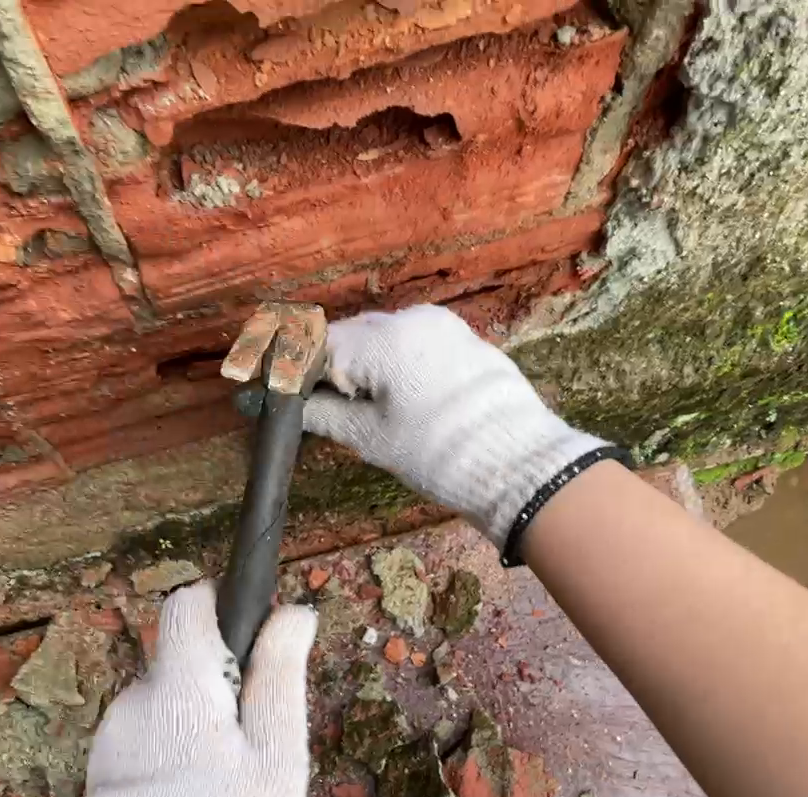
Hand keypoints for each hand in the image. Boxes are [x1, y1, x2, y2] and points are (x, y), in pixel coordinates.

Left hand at [46, 582, 315, 796]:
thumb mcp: (276, 758)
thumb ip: (278, 676)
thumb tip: (293, 610)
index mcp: (177, 689)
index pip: (186, 606)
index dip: (218, 609)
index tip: (247, 645)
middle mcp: (130, 704)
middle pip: (177, 664)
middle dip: (212, 686)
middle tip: (246, 747)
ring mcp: (106, 743)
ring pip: (159, 707)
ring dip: (189, 727)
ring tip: (215, 788)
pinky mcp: (95, 778)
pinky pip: (138, 744)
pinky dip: (164, 757)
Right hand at [303, 304, 612, 551]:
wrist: (520, 466)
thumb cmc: (437, 454)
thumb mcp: (370, 437)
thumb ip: (322, 413)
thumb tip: (289, 404)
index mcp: (386, 338)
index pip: (320, 342)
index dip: (297, 370)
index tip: (287, 396)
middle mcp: (414, 318)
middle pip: (352, 335)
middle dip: (330, 366)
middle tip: (320, 406)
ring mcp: (443, 326)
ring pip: (383, 338)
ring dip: (362, 365)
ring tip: (361, 408)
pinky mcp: (464, 341)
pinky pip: (413, 345)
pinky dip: (393, 365)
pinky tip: (396, 400)